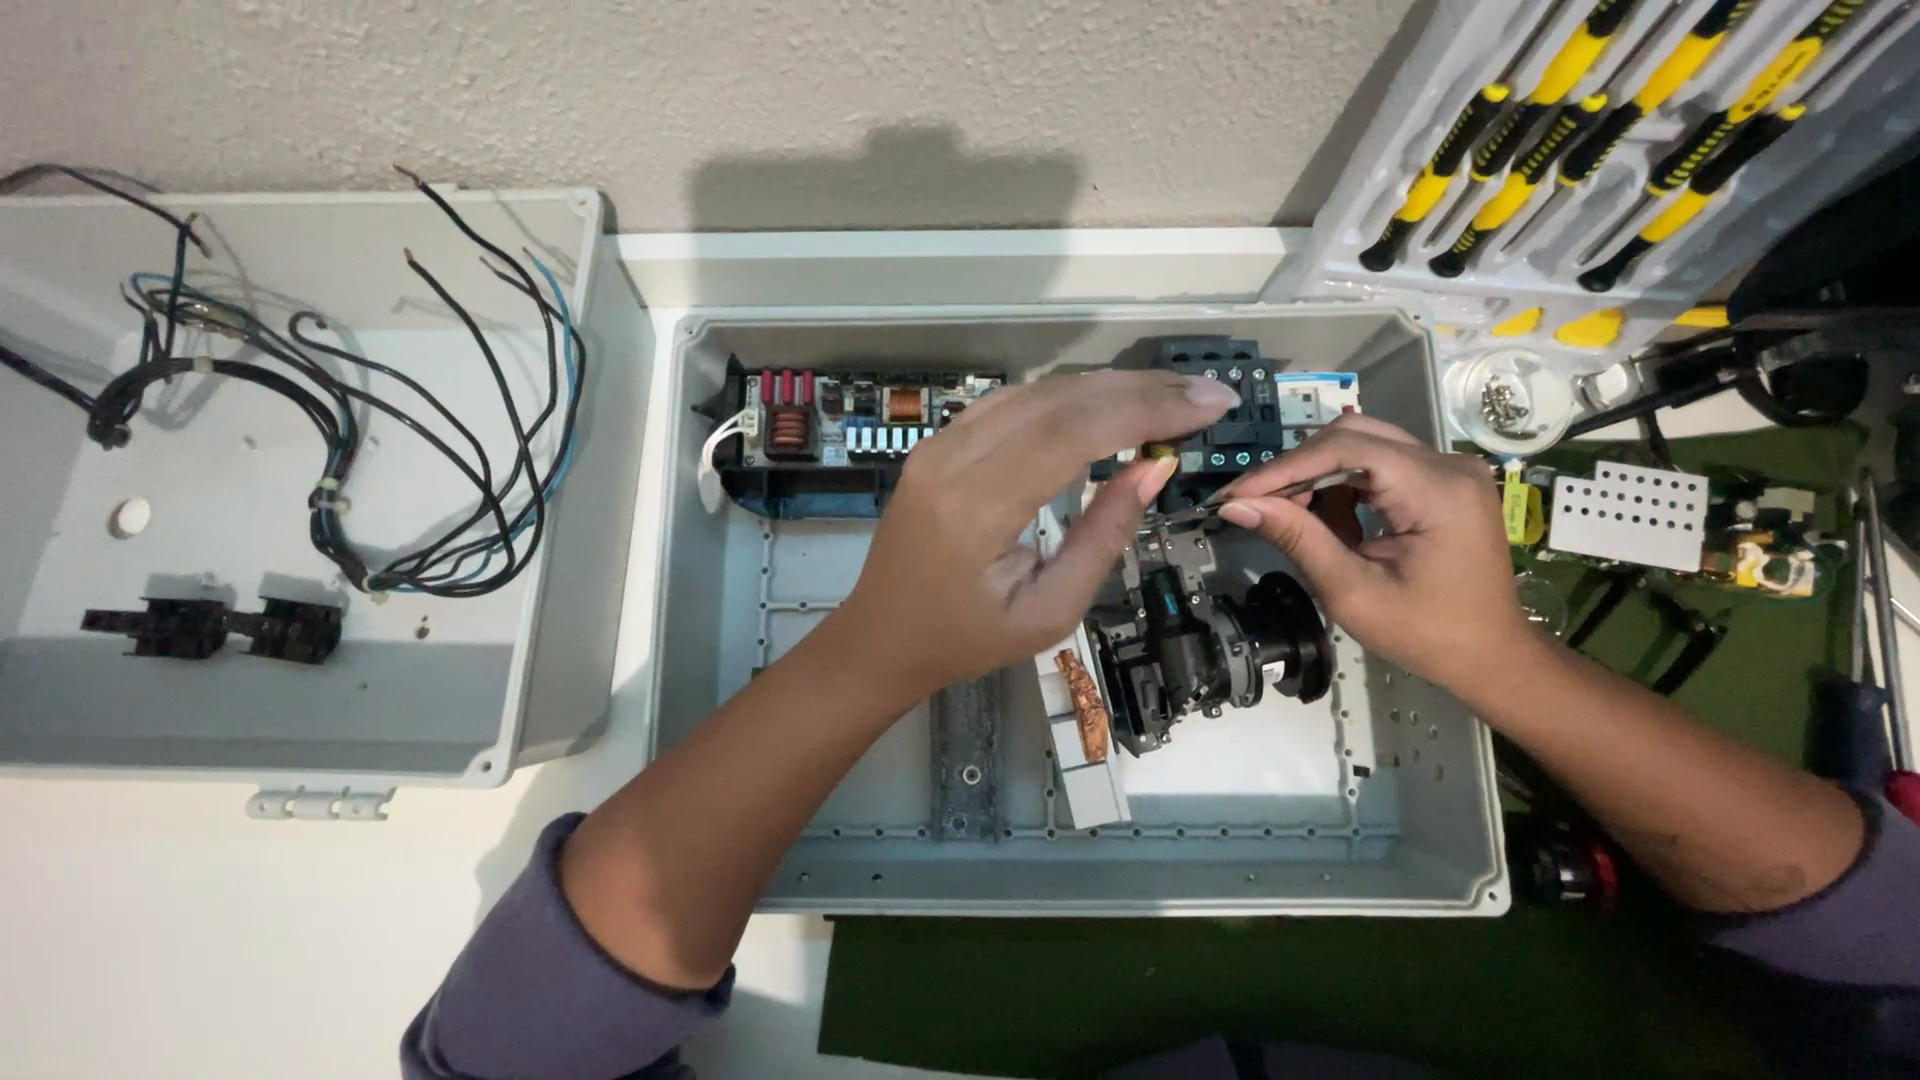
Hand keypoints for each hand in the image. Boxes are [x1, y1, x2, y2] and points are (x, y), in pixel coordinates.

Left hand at [832, 369, 1240, 698]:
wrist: (881, 637)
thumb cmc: (965, 641)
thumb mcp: (1048, 611)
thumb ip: (1102, 536)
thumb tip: (1154, 467)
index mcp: (975, 508)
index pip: (1072, 433)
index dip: (1146, 409)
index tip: (1211, 403)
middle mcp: (951, 460)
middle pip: (1057, 400)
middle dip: (1139, 389)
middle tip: (1204, 393)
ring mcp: (938, 446)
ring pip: (1035, 392)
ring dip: (1106, 387)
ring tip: (1170, 394)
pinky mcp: (937, 445)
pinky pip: (1010, 404)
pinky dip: (1066, 398)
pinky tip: (1108, 403)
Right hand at [1215, 415, 1533, 691]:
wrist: (1490, 654)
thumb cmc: (1426, 634)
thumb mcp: (1352, 592)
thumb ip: (1298, 540)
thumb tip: (1238, 507)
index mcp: (1438, 490)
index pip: (1346, 449)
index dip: (1284, 468)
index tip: (1235, 495)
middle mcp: (1448, 464)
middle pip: (1352, 436)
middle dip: (1296, 469)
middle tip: (1254, 505)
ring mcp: (1447, 468)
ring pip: (1360, 445)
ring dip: (1315, 477)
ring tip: (1286, 517)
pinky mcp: (1440, 480)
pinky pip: (1376, 464)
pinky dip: (1339, 486)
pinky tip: (1327, 523)